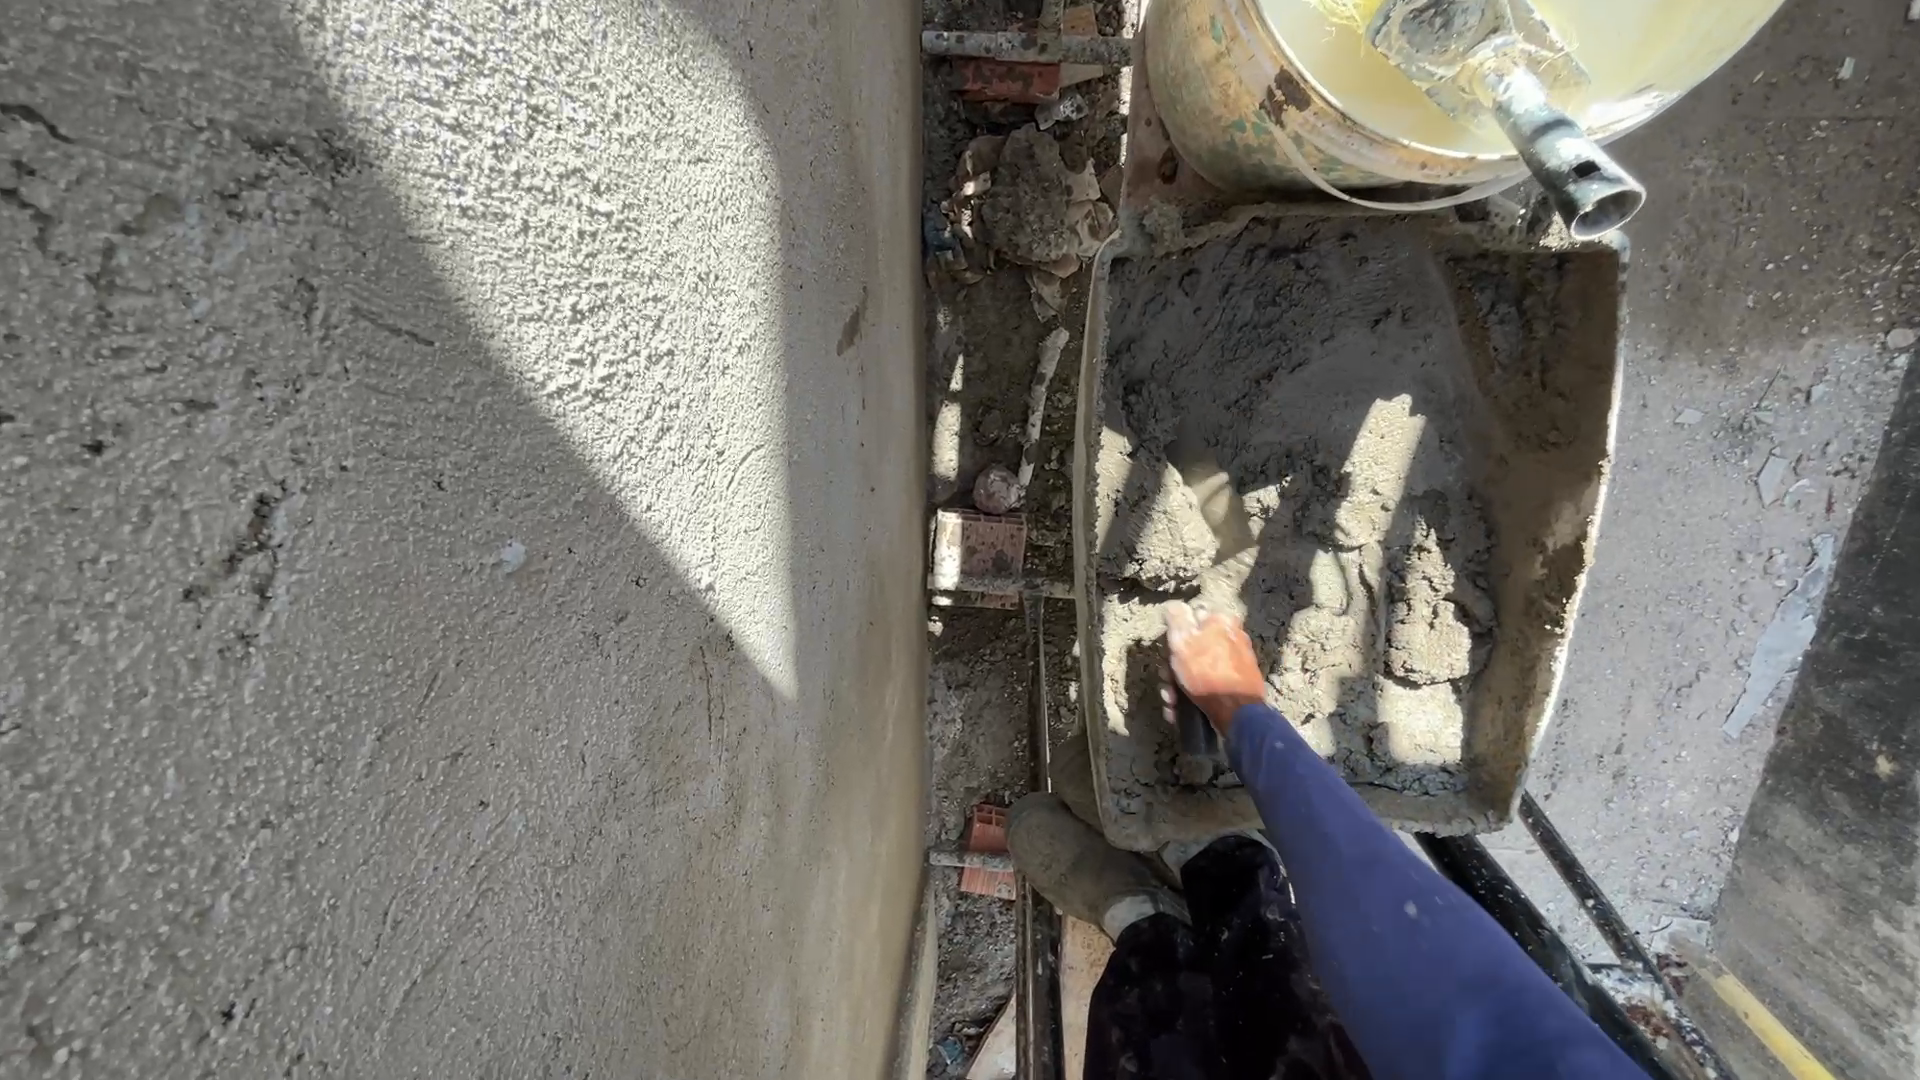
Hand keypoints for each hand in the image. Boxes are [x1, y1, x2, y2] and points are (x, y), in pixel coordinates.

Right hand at [1162, 601, 1265, 736]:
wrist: (1238, 713)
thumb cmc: (1207, 674)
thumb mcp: (1183, 642)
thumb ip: (1176, 618)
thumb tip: (1174, 604)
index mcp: (1221, 621)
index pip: (1188, 619)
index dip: (1172, 639)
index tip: (1167, 656)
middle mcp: (1231, 636)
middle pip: (1190, 647)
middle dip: (1173, 670)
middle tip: (1168, 685)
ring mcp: (1235, 660)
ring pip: (1196, 668)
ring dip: (1178, 687)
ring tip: (1173, 704)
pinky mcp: (1236, 682)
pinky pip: (1207, 683)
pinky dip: (1192, 696)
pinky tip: (1182, 709)